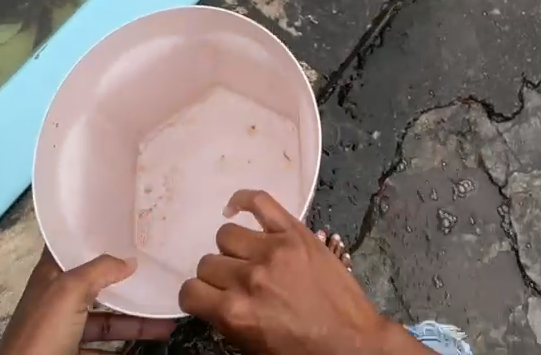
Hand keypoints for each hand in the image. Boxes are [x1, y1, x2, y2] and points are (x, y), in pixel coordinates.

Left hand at [0, 248, 173, 354]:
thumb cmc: (42, 332)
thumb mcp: (69, 291)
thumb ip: (100, 270)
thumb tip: (130, 261)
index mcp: (51, 275)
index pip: (72, 243)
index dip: (94, 231)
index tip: (126, 223)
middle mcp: (58, 298)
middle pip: (97, 282)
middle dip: (125, 279)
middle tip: (155, 268)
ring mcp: (66, 330)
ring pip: (106, 319)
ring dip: (135, 320)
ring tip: (165, 318)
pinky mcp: (73, 354)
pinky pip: (105, 347)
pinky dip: (126, 346)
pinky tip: (148, 342)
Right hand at [180, 190, 421, 354]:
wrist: (350, 342)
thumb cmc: (300, 351)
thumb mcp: (253, 348)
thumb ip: (227, 319)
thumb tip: (211, 297)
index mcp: (235, 312)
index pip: (191, 291)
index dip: (196, 296)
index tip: (207, 297)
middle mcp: (249, 277)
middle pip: (209, 261)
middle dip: (217, 274)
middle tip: (235, 282)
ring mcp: (273, 249)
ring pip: (227, 234)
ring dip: (233, 248)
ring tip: (248, 258)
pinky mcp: (294, 231)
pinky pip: (259, 200)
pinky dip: (242, 200)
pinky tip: (236, 208)